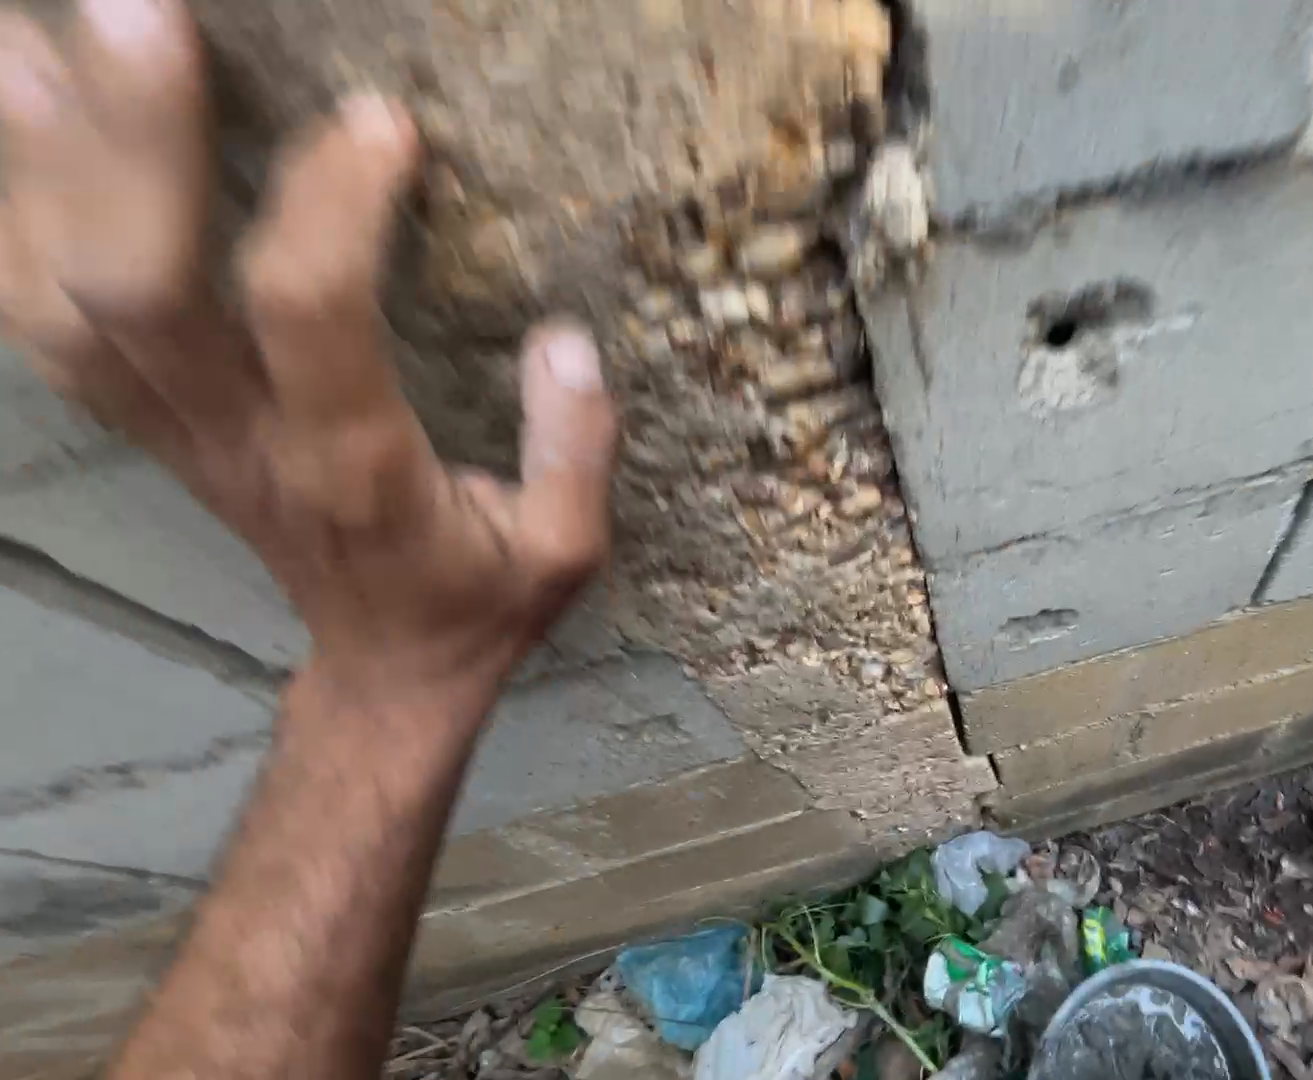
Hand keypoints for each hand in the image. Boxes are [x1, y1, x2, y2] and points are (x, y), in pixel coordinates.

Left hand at [0, 0, 617, 718]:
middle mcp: (243, 443)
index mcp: (357, 469)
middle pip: (131, 288)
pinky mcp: (160, 430)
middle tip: (140, 11)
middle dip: (129, 142)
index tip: (384, 125)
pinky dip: (0, 219)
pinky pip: (35, 322)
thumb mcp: (570, 550)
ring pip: (47, 295)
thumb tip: (566, 339)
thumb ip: (576, 453)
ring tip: (24, 30)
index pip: (312, 318)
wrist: (390, 668)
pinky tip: (14, 127)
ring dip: (25, 159)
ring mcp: (181, 436)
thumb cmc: (488, 604)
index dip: (332, 207)